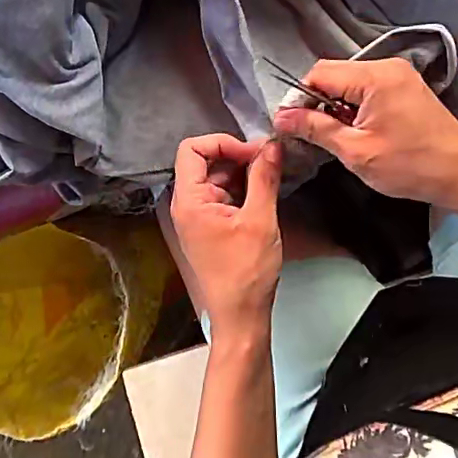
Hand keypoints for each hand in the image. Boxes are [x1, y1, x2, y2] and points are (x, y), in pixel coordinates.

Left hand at [163, 134, 282, 335]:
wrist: (240, 315)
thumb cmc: (246, 273)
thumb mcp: (260, 220)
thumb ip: (264, 178)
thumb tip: (271, 146)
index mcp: (189, 200)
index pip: (191, 149)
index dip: (221, 143)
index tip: (252, 152)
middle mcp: (187, 204)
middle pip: (204, 161)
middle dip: (236, 155)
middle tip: (269, 160)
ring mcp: (197, 215)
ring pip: (216, 177)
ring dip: (241, 172)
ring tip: (271, 175)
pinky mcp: (210, 225)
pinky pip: (222, 194)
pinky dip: (241, 188)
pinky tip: (263, 192)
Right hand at [270, 58, 457, 211]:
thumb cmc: (411, 166)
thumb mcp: (355, 151)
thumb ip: (314, 129)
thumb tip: (280, 118)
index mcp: (374, 77)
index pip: (318, 74)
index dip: (298, 98)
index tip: (291, 126)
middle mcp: (386, 67)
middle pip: (332, 74)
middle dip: (315, 101)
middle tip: (309, 133)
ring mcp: (398, 75)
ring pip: (347, 81)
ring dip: (333, 105)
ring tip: (333, 135)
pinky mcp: (404, 87)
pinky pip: (365, 88)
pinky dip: (351, 105)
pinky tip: (354, 130)